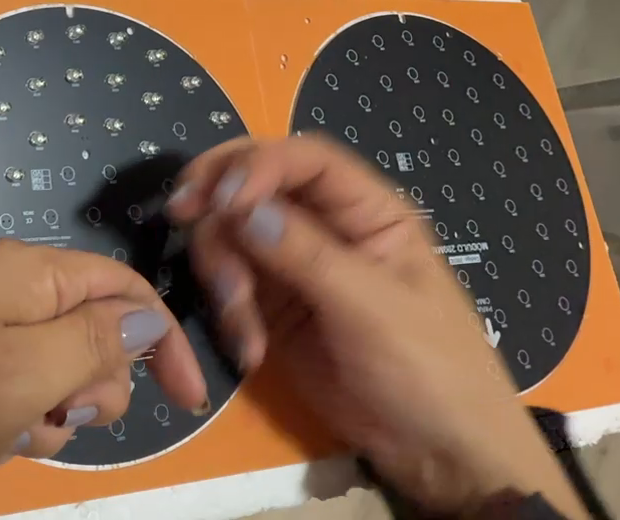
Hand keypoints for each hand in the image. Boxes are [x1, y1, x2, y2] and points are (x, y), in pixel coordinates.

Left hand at [0, 238, 207, 498]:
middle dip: (99, 380)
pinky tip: (2, 438)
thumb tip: (144, 318)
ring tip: (24, 433)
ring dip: (60, 405)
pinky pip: (20, 377)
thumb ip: (93, 342)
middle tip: (67, 421)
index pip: (123, 287)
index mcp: (29, 271)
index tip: (188, 404)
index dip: (163, 339)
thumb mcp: (26, 375)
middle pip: (93, 324)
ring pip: (59, 360)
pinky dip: (26, 412)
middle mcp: (10, 282)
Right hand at [166, 135, 587, 519]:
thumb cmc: (431, 373)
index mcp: (365, 210)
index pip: (303, 159)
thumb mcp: (375, 310)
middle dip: (215, 197)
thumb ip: (306, 254)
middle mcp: (322, 223)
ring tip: (239, 320)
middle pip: (252, 182)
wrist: (438, 459)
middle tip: (180, 215)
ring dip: (222, 269)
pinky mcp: (269, 299)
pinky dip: (227, 308)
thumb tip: (239, 207)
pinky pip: (228, 279)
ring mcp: (290, 260)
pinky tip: (249, 349)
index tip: (222, 199)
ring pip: (230, 230)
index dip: (258, 165)